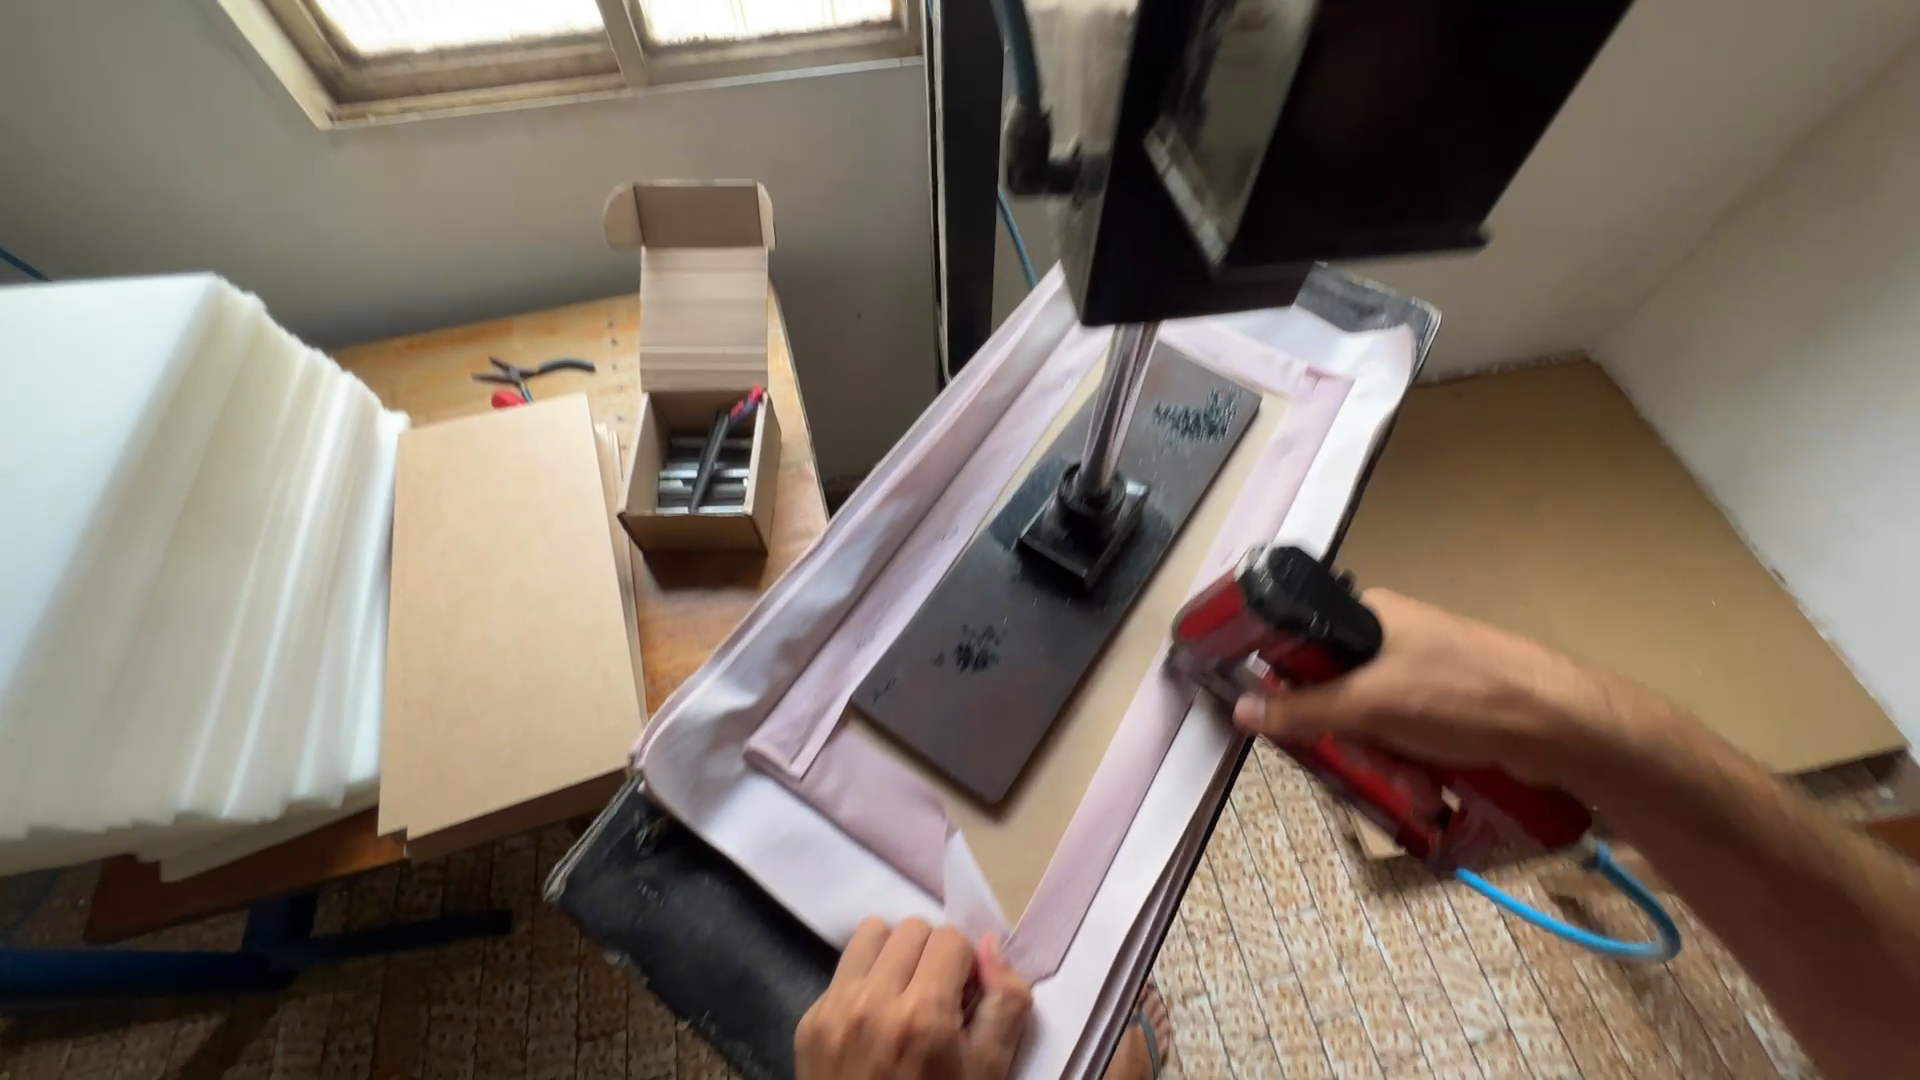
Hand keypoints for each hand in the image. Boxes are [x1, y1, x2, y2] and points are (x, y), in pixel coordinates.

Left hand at [796, 918, 1032, 1079]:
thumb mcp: (989, 1072)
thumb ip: (1005, 1002)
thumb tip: (989, 943)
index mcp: (924, 1016)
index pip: (951, 937)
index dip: (964, 965)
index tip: (963, 997)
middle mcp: (875, 1002)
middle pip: (912, 928)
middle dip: (932, 954)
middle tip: (936, 995)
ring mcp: (835, 1010)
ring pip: (873, 932)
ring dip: (894, 953)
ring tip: (903, 992)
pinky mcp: (809, 1021)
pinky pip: (845, 967)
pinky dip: (865, 980)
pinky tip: (874, 1018)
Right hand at [1232, 588, 1641, 793]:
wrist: (1570, 729)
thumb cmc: (1460, 696)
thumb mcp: (1370, 704)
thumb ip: (1301, 710)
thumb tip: (1239, 709)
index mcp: (1369, 616)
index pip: (1304, 648)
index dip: (1296, 690)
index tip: (1302, 724)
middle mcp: (1392, 639)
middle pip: (1338, 695)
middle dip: (1355, 741)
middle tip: (1372, 760)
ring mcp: (1425, 673)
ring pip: (1373, 725)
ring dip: (1388, 764)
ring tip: (1418, 787)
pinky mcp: (1452, 706)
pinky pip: (1408, 738)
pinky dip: (1414, 768)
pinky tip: (1434, 791)